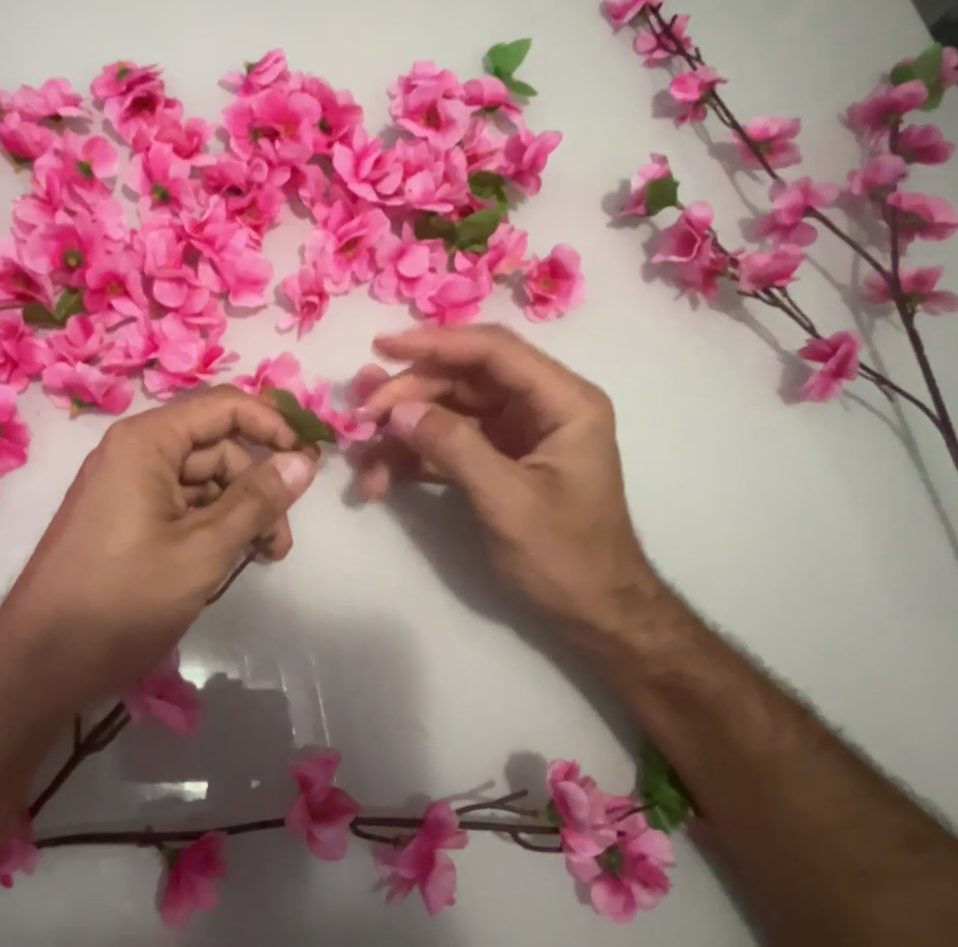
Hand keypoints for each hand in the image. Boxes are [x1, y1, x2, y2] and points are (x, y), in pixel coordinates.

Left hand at [0, 386, 316, 717]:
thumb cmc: (123, 599)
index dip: (272, 426)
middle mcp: (134, 452)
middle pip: (215, 446)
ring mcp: (126, 487)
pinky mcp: (123, 519)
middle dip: (257, 485)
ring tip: (262, 558)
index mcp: (146, 441)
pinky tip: (227, 563)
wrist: (41, 663)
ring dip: (238, 511)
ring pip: (202, 480)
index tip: (309, 463)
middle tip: (281, 540)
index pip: (225, 406)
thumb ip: (257, 500)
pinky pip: (179, 505)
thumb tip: (304, 459)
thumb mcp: (203, 550)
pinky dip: (210, 527)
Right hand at [353, 325, 660, 635]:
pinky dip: (414, 456)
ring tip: (362, 457)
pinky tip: (379, 478)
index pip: (493, 351)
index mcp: (564, 401)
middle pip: (464, 378)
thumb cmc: (566, 556)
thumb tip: (398, 410)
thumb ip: (453, 446)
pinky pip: (448, 442)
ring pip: (449, 410)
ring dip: (404, 430)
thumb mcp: (507, 501)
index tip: (383, 345)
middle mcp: (542, 405)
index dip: (436, 343)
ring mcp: (518, 433)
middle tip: (361, 419)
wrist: (596, 613)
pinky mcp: (499, 460)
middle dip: (409, 396)